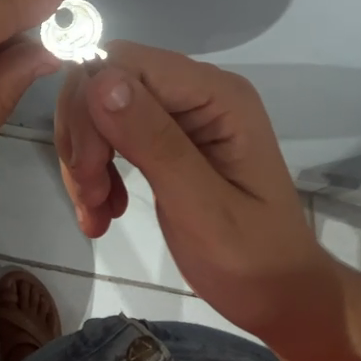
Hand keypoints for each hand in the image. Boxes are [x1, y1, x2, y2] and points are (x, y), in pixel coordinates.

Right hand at [54, 41, 333, 336]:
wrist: (277, 296)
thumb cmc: (252, 260)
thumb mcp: (205, 209)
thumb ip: (156, 143)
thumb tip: (100, 82)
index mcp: (216, 95)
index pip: (126, 63)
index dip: (91, 107)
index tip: (87, 170)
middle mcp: (195, 89)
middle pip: (103, 79)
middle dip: (83, 135)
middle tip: (89, 196)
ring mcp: (177, 109)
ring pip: (95, 104)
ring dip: (82, 156)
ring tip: (95, 209)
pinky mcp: (160, 132)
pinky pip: (104, 129)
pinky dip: (91, 167)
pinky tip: (101, 207)